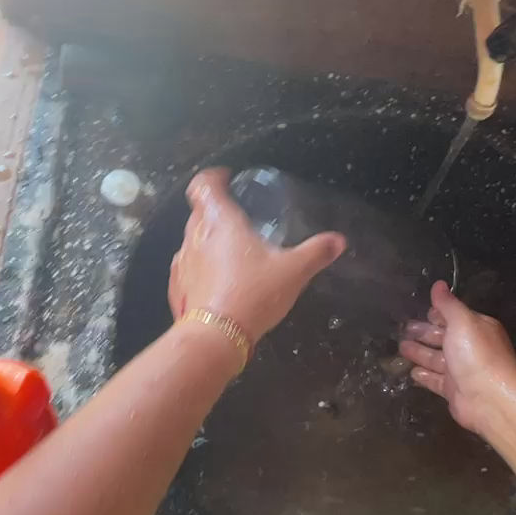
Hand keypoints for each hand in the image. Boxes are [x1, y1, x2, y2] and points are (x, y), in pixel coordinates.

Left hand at [168, 168, 346, 337]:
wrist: (216, 337)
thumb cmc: (253, 294)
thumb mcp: (293, 272)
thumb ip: (316, 253)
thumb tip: (338, 241)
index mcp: (221, 221)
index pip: (204, 185)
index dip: (213, 178)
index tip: (227, 180)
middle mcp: (195, 235)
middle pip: (199, 211)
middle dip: (217, 211)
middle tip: (240, 221)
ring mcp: (182, 262)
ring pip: (192, 240)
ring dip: (208, 241)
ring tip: (231, 254)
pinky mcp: (177, 287)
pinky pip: (188, 269)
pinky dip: (200, 269)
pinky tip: (218, 284)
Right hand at [400, 280, 515, 437]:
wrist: (490, 399)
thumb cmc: (476, 355)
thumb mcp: (462, 321)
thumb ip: (448, 304)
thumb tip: (438, 284)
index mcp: (476, 328)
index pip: (453, 317)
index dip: (437, 314)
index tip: (421, 312)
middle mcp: (470, 348)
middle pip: (443, 338)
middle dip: (424, 333)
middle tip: (403, 330)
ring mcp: (461, 371)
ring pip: (436, 359)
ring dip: (419, 353)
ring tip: (401, 348)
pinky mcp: (453, 390)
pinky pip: (435, 380)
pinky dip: (424, 375)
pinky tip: (411, 372)